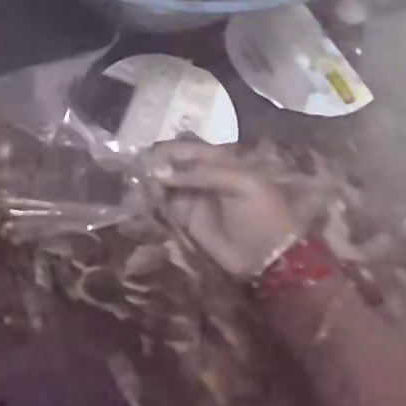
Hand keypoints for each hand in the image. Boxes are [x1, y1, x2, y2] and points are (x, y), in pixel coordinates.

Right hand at [151, 140, 301, 278]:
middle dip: (155, 164)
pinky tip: (143, 197)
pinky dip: (152, 199)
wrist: (268, 257)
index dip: (169, 149)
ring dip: (150, 181)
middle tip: (137, 168)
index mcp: (221, 162)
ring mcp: (192, 197)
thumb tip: (162, 174)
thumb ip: (203, 173)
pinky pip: (163, 203)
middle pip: (172, 163)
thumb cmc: (262, 215)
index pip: (188, 148)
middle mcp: (202, 176)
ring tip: (137, 183)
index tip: (148, 153)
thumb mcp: (242, 184)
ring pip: (164, 182)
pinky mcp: (184, 218)